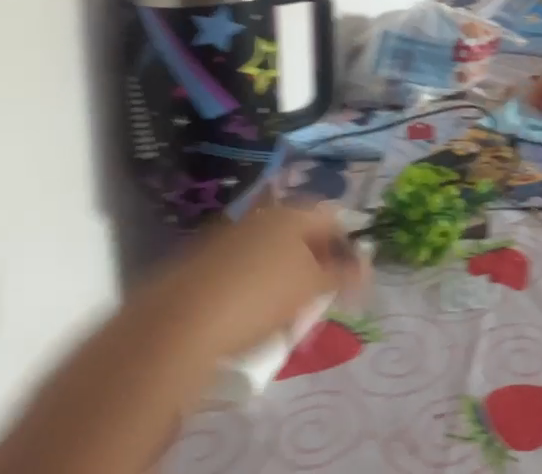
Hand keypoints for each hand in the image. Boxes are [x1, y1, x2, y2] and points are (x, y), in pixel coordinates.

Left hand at [126, 202, 369, 365]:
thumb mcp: (313, 287)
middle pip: (302, 237)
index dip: (347, 246)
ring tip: (289, 318)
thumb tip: (365, 266)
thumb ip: (344, 273)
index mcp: (290, 213)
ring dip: (286, 282)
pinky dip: (257, 292)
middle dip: (316, 267)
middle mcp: (260, 218)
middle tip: (321, 300)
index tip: (351, 281)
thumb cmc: (258, 298)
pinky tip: (254, 322)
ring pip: (272, 257)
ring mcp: (228, 240)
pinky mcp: (203, 267)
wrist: (177, 328)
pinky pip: (245, 274)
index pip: (333, 218)